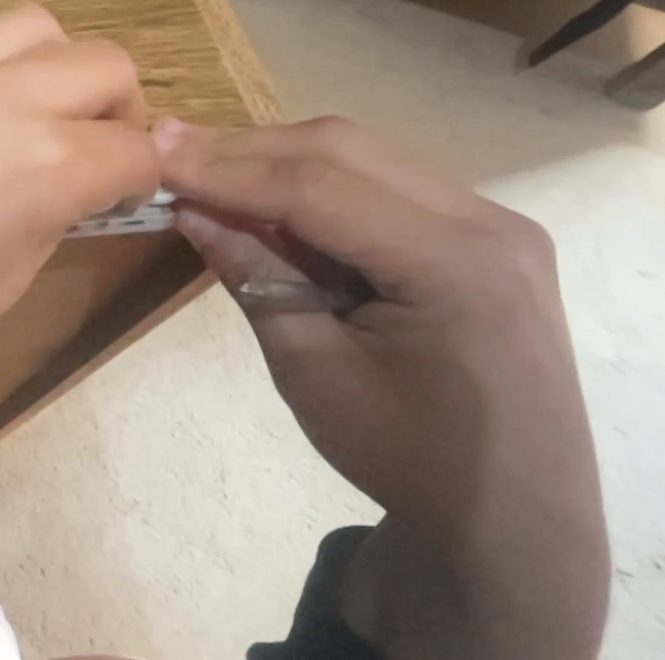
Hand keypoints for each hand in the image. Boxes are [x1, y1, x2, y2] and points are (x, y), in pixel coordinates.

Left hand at [0, 3, 158, 403]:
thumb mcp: (4, 284)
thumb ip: (55, 214)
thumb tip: (77, 182)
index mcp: (43, 164)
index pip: (136, 150)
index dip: (139, 177)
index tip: (120, 193)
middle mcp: (1, 94)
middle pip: (105, 64)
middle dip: (114, 110)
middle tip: (85, 147)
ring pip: (33, 23)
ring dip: (49, 65)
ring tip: (23, 105)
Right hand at [154, 116, 607, 659]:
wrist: (512, 516)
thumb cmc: (404, 455)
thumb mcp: (308, 368)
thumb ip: (252, 275)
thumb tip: (187, 208)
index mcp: (456, 265)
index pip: (315, 188)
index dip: (224, 168)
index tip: (152, 154)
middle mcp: (488, 223)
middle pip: (340, 149)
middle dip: (243, 148)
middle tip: (166, 149)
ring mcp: (492, 222)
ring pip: (358, 152)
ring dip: (272, 156)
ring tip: (200, 168)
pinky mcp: (478, 233)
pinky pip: (377, 178)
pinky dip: (307, 177)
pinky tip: (259, 194)